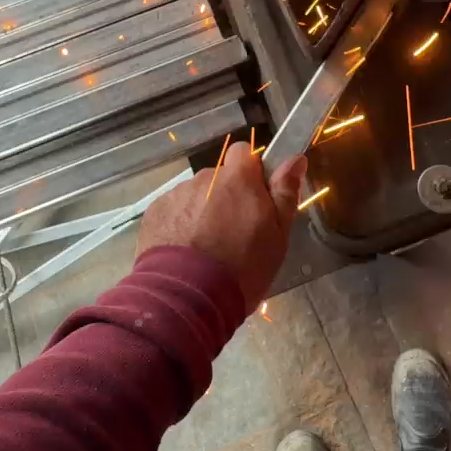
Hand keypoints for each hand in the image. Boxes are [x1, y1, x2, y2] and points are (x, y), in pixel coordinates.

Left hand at [138, 143, 307, 312]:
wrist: (187, 298)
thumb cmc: (242, 268)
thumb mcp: (277, 236)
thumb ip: (285, 193)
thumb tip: (295, 159)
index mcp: (238, 178)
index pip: (243, 152)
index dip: (249, 172)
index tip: (254, 198)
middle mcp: (205, 177)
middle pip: (218, 177)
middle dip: (225, 196)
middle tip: (232, 232)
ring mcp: (177, 194)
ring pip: (196, 195)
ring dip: (202, 211)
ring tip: (206, 248)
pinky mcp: (155, 212)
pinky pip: (174, 211)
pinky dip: (180, 225)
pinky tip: (184, 252)